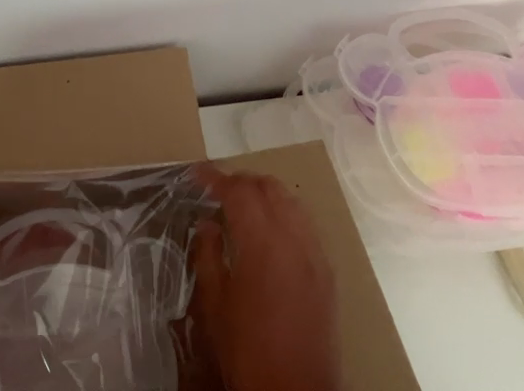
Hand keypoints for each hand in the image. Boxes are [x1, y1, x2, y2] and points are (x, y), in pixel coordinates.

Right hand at [190, 165, 338, 390]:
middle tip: (217, 189)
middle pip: (269, 188)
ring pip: (292, 202)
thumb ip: (208, 255)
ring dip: (266, 194)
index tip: (196, 174)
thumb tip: (208, 224)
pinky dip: (286, 213)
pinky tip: (270, 231)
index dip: (215, 177)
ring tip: (243, 204)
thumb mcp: (214, 303)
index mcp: (262, 243)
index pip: (238, 192)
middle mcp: (294, 239)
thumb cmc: (247, 349)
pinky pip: (306, 225)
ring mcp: (315, 255)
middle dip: (241, 181)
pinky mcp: (327, 273)